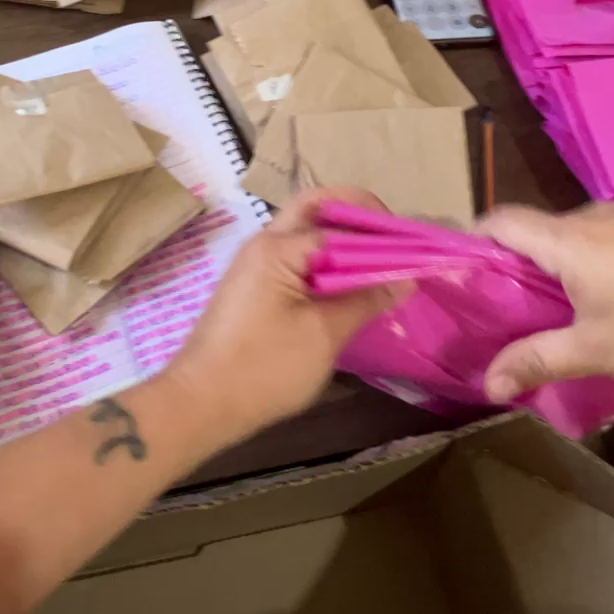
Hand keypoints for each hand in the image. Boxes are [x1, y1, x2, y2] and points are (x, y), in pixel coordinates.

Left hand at [165, 187, 407, 438]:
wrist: (201, 403)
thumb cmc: (264, 368)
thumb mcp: (324, 335)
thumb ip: (365, 300)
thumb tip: (405, 278)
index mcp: (278, 248)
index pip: (337, 222)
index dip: (377, 229)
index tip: (412, 246)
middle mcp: (262, 244)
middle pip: (314, 210)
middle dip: (355, 217)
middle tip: (392, 240)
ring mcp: (254, 265)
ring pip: (303, 234)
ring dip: (340, 241)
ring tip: (378, 263)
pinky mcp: (252, 287)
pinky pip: (294, 259)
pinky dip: (324, 263)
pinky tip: (348, 286)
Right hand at [477, 203, 613, 398]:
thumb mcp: (601, 354)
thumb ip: (536, 361)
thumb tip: (487, 386)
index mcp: (570, 240)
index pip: (501, 220)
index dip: (476, 241)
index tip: (470, 278)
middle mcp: (598, 214)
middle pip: (540, 231)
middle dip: (525, 267)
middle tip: (526, 314)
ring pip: (580, 234)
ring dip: (569, 266)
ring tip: (584, 313)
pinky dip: (607, 260)